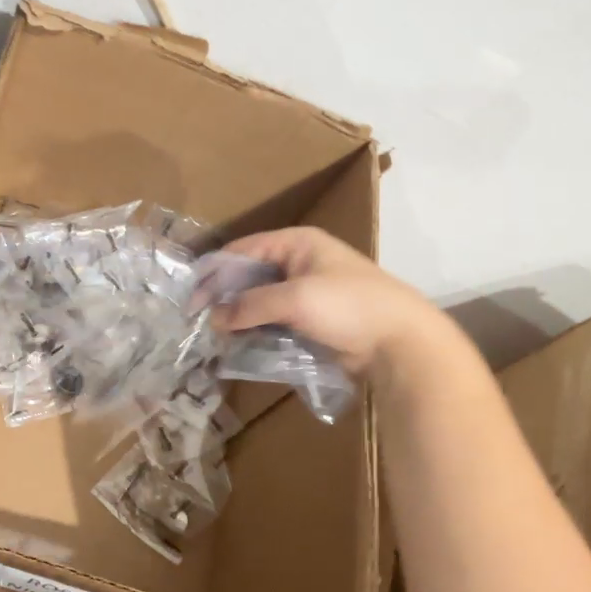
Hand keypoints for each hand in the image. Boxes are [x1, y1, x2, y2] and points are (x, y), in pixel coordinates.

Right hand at [210, 227, 450, 375]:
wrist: (399, 342)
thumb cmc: (349, 307)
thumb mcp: (295, 299)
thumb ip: (250, 306)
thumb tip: (213, 318)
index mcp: (297, 244)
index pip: (243, 250)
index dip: (215, 273)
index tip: (192, 300)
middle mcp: (299, 264)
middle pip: (249, 277)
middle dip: (224, 298)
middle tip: (199, 322)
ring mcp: (305, 294)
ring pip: (259, 303)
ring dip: (238, 319)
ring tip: (214, 338)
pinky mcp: (310, 322)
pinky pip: (273, 323)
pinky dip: (255, 333)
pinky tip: (238, 347)